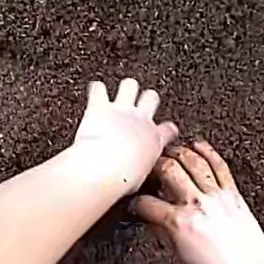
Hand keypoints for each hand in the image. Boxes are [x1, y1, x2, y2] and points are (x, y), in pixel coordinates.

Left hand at [69, 78, 179, 193]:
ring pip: (130, 85)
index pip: (168, 129)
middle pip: (151, 97)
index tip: (166, 129)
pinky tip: (95, 90)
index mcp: (153, 139)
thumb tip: (133, 177)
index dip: (167, 128)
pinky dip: (96, 89)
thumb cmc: (122, 178)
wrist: (105, 167)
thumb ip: (139, 169)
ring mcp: (121, 110)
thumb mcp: (138, 179)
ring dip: (126, 88)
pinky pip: (98, 88)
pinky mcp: (100, 106)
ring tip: (121, 91)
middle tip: (141, 104)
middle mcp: (140, 120)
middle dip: (147, 98)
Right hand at [132, 141, 263, 263]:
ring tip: (170, 151)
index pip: (147, 203)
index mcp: (179, 222)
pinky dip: (207, 152)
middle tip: (151, 167)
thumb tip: (151, 221)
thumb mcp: (181, 254)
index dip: (136, 201)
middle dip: (155, 165)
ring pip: (193, 161)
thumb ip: (164, 232)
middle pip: (168, 169)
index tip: (135, 200)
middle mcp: (196, 204)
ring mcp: (215, 196)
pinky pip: (219, 165)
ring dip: (178, 152)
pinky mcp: (232, 193)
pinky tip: (198, 145)